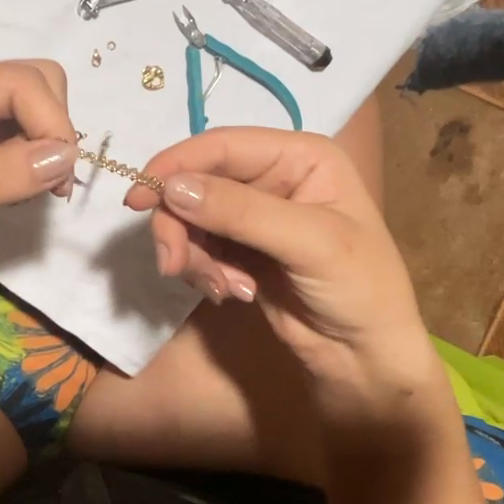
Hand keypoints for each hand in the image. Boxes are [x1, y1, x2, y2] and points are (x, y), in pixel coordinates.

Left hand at [0, 61, 76, 282]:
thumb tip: (63, 157)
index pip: (20, 82)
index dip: (51, 122)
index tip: (60, 177)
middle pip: (36, 84)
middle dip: (54, 129)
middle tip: (51, 184)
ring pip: (37, 112)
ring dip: (49, 149)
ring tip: (33, 194)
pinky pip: (28, 141)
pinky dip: (37, 165)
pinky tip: (18, 196)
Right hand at [124, 126, 443, 426]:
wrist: (365, 356)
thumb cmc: (359, 288)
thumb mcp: (309, 243)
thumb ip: (241, 212)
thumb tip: (172, 187)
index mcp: (299, 156)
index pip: (222, 146)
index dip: (175, 166)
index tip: (138, 200)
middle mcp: (272, 177)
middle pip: (196, 183)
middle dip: (180, 225)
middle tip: (174, 263)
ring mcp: (252, 215)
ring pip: (190, 219)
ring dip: (194, 256)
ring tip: (223, 287)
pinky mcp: (238, 250)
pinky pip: (198, 249)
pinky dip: (203, 272)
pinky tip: (233, 293)